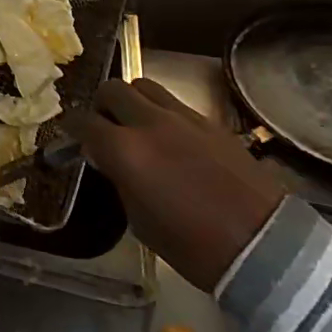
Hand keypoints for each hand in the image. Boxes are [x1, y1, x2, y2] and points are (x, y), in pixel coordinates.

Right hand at [64, 79, 286, 291]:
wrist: (261, 244)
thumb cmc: (192, 245)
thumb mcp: (140, 220)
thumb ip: (119, 179)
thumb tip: (106, 157)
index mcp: (126, 150)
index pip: (85, 122)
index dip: (72, 127)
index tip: (70, 135)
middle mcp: (150, 123)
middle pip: (113, 89)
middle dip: (101, 104)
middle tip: (103, 125)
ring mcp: (183, 117)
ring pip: (144, 86)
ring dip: (131, 100)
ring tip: (135, 124)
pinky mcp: (209, 120)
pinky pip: (173, 102)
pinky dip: (160, 111)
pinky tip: (168, 137)